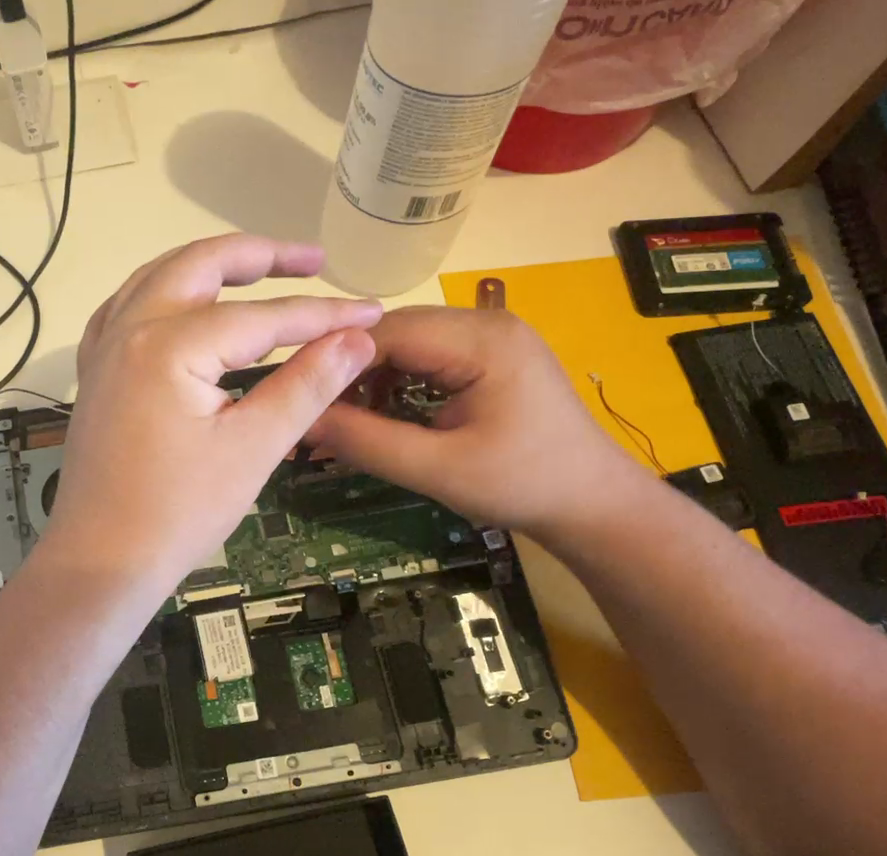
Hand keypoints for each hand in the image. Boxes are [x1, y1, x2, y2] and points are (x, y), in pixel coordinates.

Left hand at [40, 235, 382, 589]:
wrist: (101, 562)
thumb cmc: (178, 513)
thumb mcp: (253, 449)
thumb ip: (306, 385)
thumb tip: (357, 338)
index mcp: (169, 344)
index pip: (261, 316)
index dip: (321, 315)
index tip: (372, 313)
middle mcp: (129, 329)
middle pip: (199, 266)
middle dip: (261, 257)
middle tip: (314, 262)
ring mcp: (103, 351)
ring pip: (158, 278)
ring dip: (209, 266)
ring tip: (258, 272)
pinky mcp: (94, 376)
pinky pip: (127, 310)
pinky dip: (162, 294)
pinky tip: (182, 306)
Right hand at [305, 306, 647, 536]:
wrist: (591, 501)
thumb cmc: (522, 485)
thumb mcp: (438, 469)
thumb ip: (368, 443)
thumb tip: (302, 422)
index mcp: (481, 340)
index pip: (384, 333)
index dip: (333, 363)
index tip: (296, 399)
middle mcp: (485, 322)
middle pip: (393, 332)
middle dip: (347, 373)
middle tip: (311, 415)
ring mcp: (489, 337)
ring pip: (405, 345)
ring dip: (368, 380)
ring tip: (340, 422)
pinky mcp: (489, 357)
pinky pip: (425, 358)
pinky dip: (394, 385)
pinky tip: (377, 417)